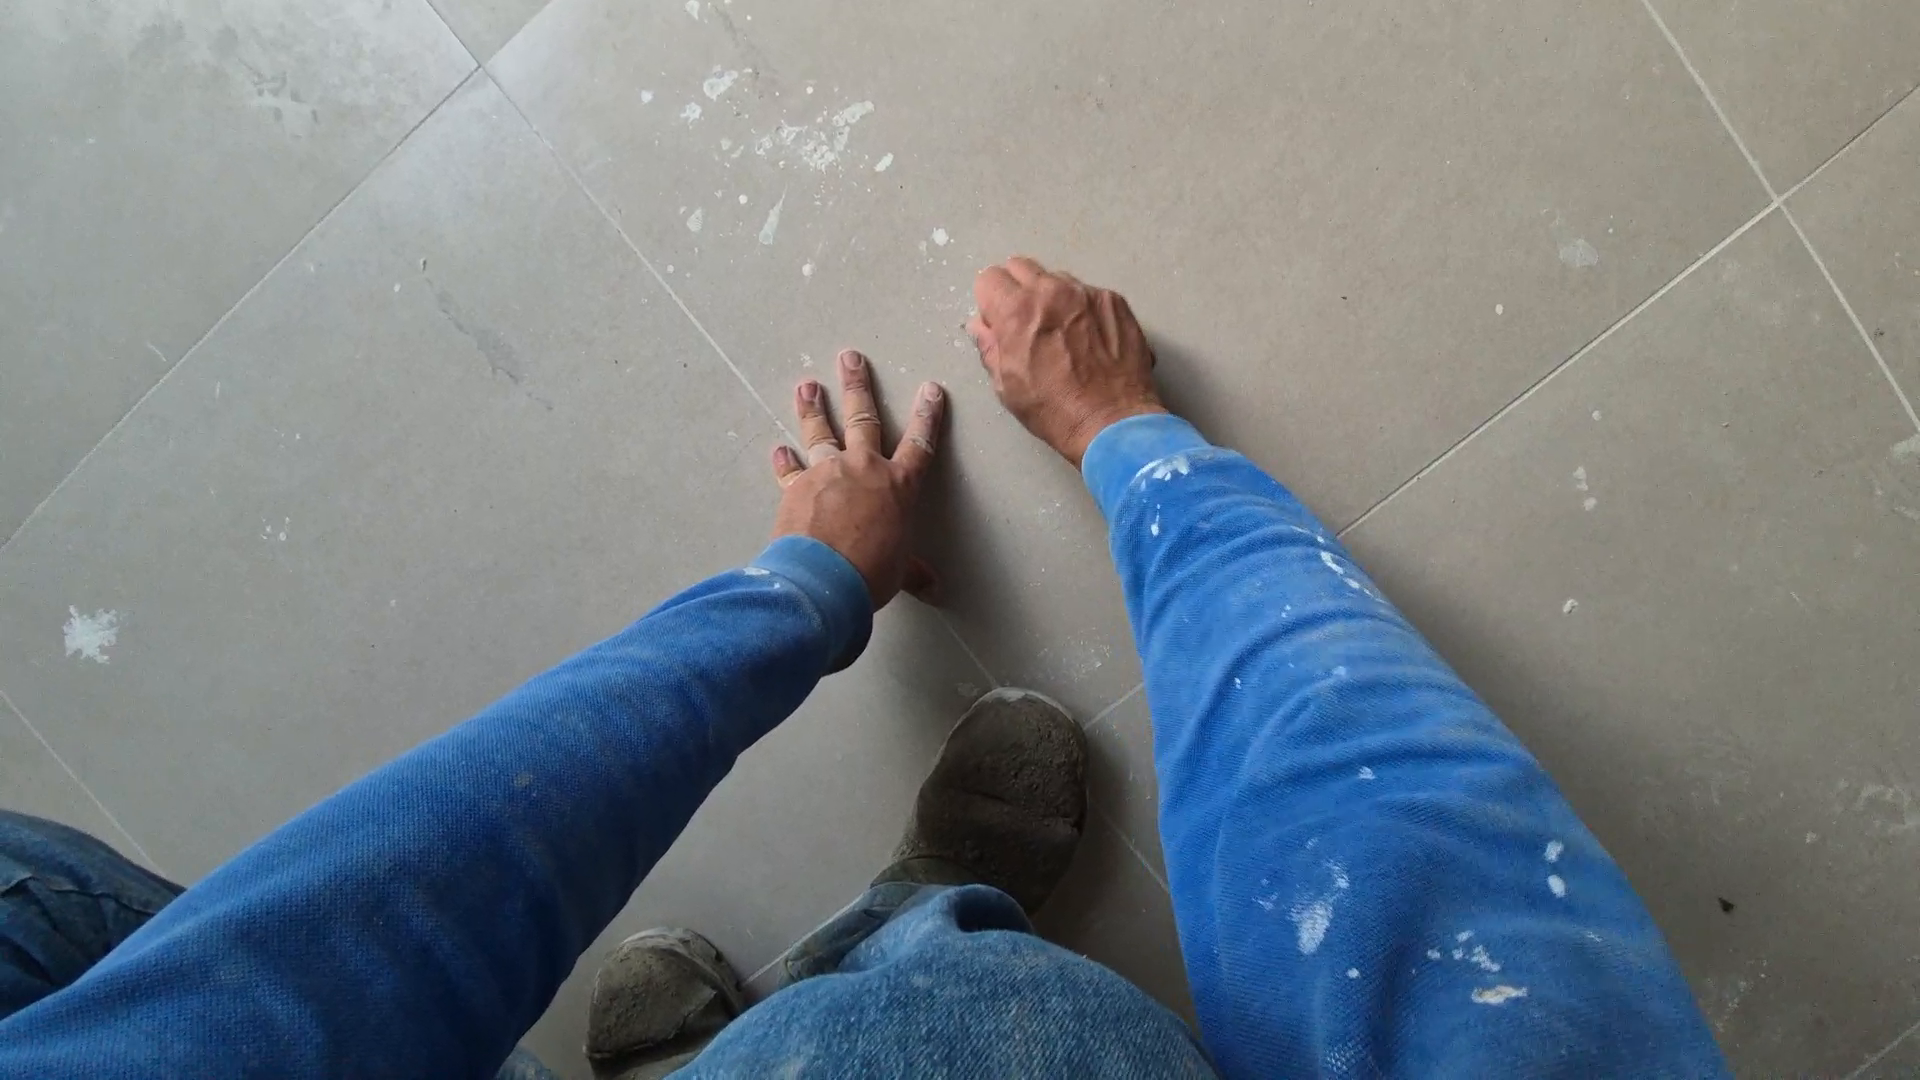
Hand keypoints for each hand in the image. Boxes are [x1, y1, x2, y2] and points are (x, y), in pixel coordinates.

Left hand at [770, 350, 943, 609]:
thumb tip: (933, 589)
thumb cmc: (872, 572)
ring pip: (821, 431)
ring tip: (808, 385)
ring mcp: (827, 473)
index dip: (928, 416)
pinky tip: (778, 450)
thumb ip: (912, 571)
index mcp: (899, 486)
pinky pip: (790, 470)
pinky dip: (784, 462)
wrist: (825, 578)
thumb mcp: (899, 570)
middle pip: (863, 418)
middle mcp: (864, 469)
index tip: (931, 389)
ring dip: (813, 407)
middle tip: (850, 357)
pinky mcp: (796, 487)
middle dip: (858, 385)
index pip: (920, 443)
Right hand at [969, 257, 1166, 466]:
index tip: (997, 323)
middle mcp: (1052, 291)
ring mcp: (1087, 293)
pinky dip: (1082, 309)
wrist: (1111, 421)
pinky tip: (1089, 340)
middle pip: (1020, 267)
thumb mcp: (1006, 386)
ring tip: (1062, 333)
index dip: (989, 302)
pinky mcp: (1115, 301)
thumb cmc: (1052, 410)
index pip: (989, 278)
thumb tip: (981, 326)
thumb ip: (990, 347)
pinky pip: (1088, 293)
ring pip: (1056, 278)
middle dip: (1016, 290)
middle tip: (1025, 323)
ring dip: (1051, 297)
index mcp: (1017, 311)